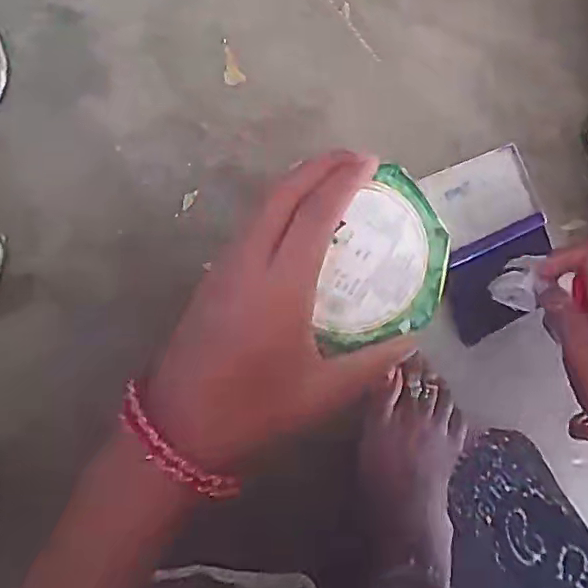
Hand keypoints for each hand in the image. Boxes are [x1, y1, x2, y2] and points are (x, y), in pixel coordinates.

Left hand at [144, 151, 417, 468]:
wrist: (176, 431)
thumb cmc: (254, 410)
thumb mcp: (323, 393)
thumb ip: (372, 363)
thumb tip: (410, 339)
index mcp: (282, 283)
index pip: (316, 214)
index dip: (345, 181)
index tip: (371, 163)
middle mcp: (252, 261)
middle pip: (285, 193)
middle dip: (321, 165)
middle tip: (356, 156)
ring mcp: (227, 265)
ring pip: (265, 203)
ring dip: (299, 180)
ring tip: (332, 175)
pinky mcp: (215, 275)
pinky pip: (254, 221)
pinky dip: (281, 202)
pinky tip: (298, 214)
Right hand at [538, 244, 587, 423]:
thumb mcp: (575, 339)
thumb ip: (559, 306)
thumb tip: (545, 286)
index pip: (586, 253)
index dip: (559, 258)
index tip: (540, 275)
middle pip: (585, 264)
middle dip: (558, 274)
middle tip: (540, 294)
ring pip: (582, 283)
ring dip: (562, 294)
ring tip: (553, 320)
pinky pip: (585, 301)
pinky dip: (569, 308)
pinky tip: (563, 332)